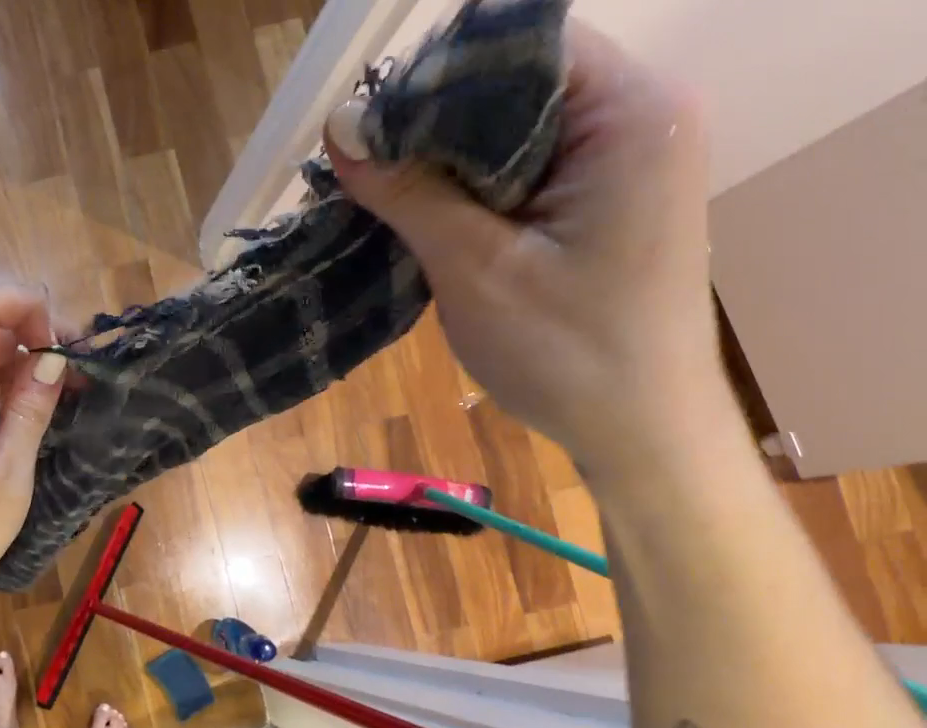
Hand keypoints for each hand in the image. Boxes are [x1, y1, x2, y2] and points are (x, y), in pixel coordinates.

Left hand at [0, 287, 64, 623]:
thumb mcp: (8, 482)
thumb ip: (29, 414)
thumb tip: (53, 357)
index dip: (26, 303)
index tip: (64, 344)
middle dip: (39, 334)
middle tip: (82, 376)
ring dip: (29, 364)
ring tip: (70, 399)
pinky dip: (11, 386)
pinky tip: (38, 416)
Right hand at [325, 22, 738, 480]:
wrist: (638, 429)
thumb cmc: (567, 351)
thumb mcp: (474, 268)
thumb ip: (409, 191)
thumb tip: (341, 127)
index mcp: (630, 113)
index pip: (523, 46)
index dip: (439, 77)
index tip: (370, 127)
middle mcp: (639, 116)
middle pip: (518, 81)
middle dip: (434, 121)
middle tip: (363, 165)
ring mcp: (626, 158)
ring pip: (515, 127)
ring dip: (446, 159)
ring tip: (381, 194)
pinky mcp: (606, 198)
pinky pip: (525, 167)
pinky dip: (471, 187)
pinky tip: (425, 219)